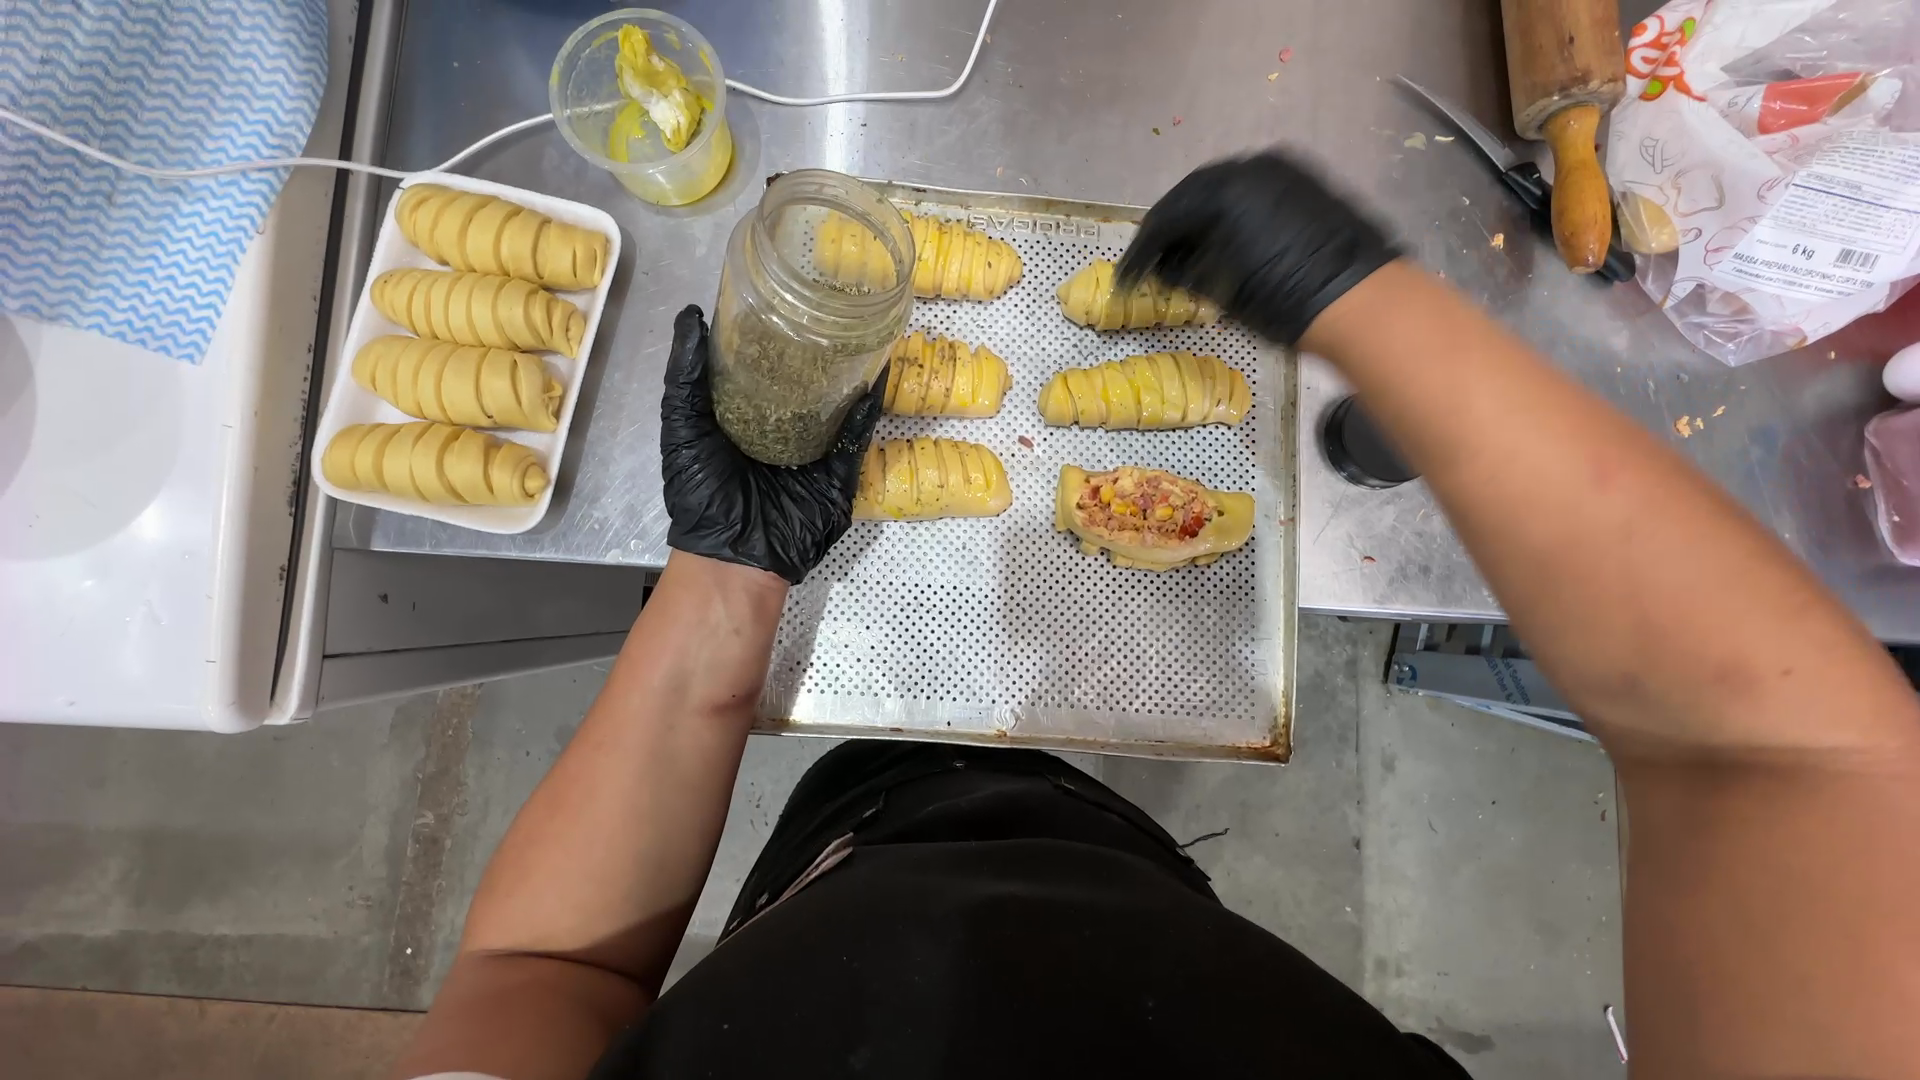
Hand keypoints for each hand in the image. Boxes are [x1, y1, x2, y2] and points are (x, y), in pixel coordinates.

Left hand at [660, 305, 882, 584]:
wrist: (735, 553)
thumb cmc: (701, 491)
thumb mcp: (684, 428)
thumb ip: (686, 377)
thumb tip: (692, 314)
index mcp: (745, 420)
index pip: (764, 371)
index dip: (774, 339)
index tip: (784, 300)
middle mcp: (783, 432)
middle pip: (807, 386)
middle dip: (820, 354)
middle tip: (833, 310)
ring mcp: (814, 453)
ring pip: (837, 407)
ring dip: (851, 375)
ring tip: (863, 332)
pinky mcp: (838, 473)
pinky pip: (856, 438)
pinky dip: (867, 411)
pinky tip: (876, 378)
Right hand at [1116, 150, 1400, 345]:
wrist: (1356, 300)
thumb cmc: (1282, 299)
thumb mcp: (1220, 289)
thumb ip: (1184, 272)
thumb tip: (1164, 269)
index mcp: (1222, 191)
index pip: (1165, 219)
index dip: (1140, 252)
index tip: (1125, 278)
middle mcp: (1249, 168)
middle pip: (1192, 196)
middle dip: (1169, 231)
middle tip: (1152, 261)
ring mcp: (1281, 170)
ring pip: (1223, 190)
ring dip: (1199, 221)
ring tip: (1186, 255)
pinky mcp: (1304, 182)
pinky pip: (1252, 192)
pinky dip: (1229, 215)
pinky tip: (1223, 242)